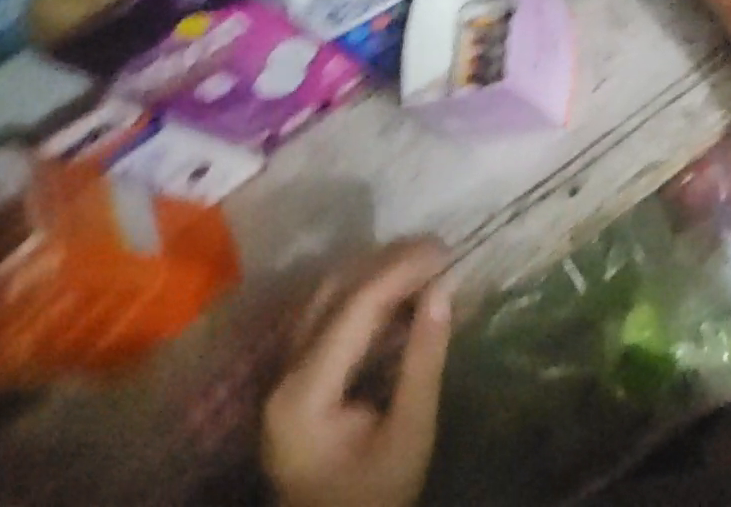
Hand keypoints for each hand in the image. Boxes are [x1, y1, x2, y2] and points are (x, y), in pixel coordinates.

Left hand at [263, 243, 453, 506]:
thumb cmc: (376, 492)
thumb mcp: (410, 432)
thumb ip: (423, 360)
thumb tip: (443, 290)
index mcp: (304, 392)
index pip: (354, 308)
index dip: (400, 271)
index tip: (445, 250)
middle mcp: (284, 374)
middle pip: (333, 294)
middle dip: (387, 262)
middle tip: (439, 247)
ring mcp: (284, 374)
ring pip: (326, 299)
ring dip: (374, 271)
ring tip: (424, 259)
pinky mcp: (297, 378)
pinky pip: (327, 317)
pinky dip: (365, 294)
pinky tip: (400, 289)